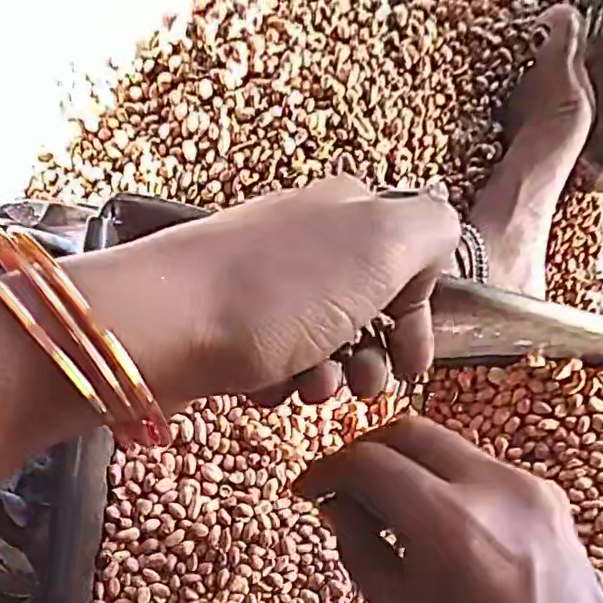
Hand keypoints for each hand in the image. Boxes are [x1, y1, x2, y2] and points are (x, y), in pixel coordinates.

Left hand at [102, 176, 458, 407]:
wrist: (167, 325)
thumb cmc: (280, 291)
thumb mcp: (382, 244)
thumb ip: (432, 231)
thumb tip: (435, 245)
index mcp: (351, 214)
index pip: (408, 265)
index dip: (418, 322)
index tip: (413, 370)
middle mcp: (307, 245)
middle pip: (365, 313)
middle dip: (372, 360)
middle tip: (363, 386)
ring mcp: (264, 289)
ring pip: (321, 346)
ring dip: (327, 377)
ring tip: (307, 387)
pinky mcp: (230, 329)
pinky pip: (277, 363)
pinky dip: (280, 382)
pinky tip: (266, 388)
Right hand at [293, 415, 602, 602]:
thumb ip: (357, 543)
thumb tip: (336, 503)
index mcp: (447, 524)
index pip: (368, 462)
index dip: (326, 470)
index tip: (307, 490)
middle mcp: (492, 487)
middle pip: (406, 431)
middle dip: (361, 450)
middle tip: (337, 484)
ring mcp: (526, 484)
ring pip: (443, 443)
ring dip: (399, 462)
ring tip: (377, 504)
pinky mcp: (545, 493)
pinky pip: (474, 466)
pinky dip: (436, 477)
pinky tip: (424, 513)